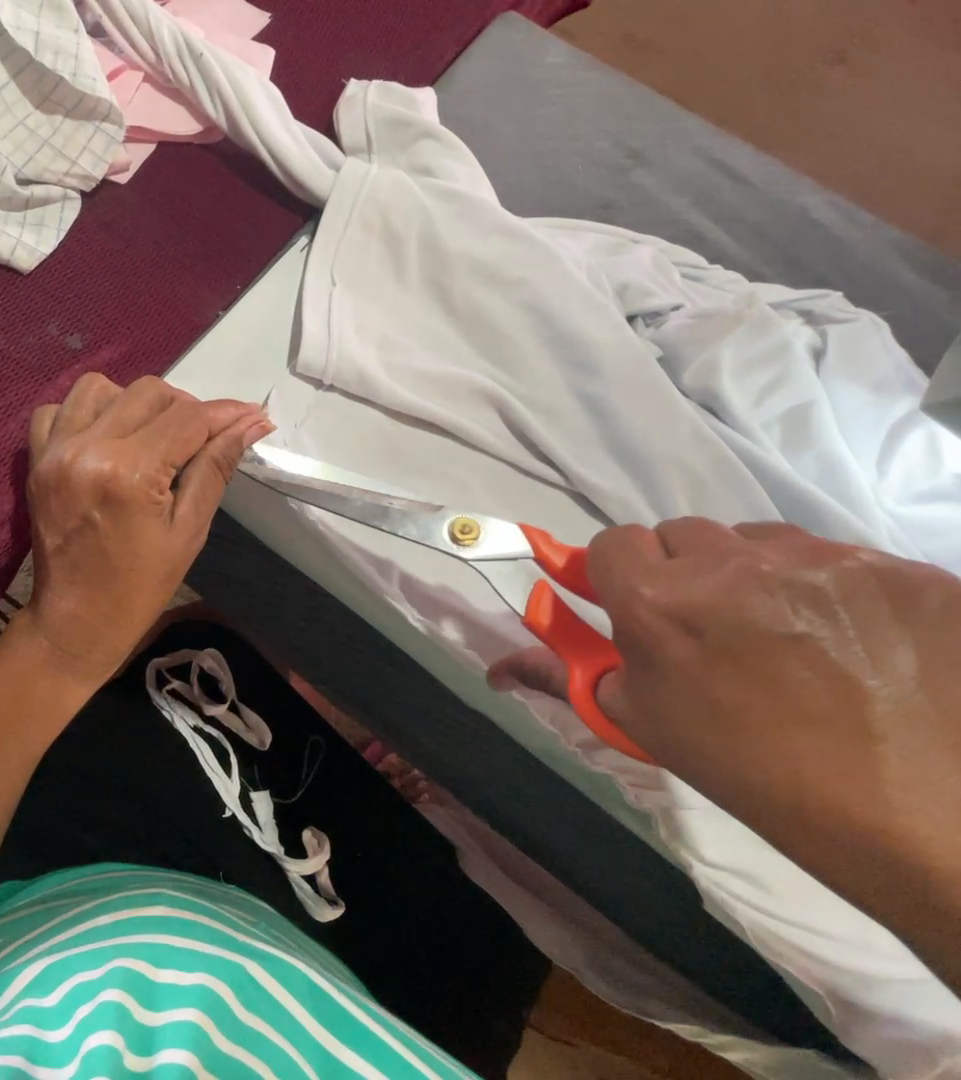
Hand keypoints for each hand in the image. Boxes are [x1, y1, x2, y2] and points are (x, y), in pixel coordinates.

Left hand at [15, 374, 269, 686]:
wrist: (75, 620)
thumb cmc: (139, 587)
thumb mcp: (189, 531)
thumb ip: (215, 468)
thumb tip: (251, 422)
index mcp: (128, 473)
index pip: (187, 418)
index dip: (225, 414)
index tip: (251, 416)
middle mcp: (86, 449)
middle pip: (148, 392)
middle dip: (184, 409)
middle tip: (198, 441)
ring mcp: (53, 452)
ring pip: (100, 387)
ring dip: (132, 403)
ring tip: (149, 438)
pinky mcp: (34, 461)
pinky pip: (55, 410)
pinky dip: (82, 414)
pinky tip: (102, 440)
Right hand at [488, 518, 960, 987]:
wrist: (910, 811)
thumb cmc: (746, 764)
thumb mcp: (640, 719)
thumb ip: (562, 674)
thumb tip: (495, 667)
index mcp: (656, 600)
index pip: (612, 542)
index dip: (617, 572)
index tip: (632, 604)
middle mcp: (734, 564)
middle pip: (683, 534)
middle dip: (683, 569)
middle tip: (705, 625)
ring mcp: (827, 562)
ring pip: (761, 539)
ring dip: (755, 572)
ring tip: (783, 632)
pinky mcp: (905, 570)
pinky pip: (840, 558)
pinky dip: (830, 588)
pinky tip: (849, 640)